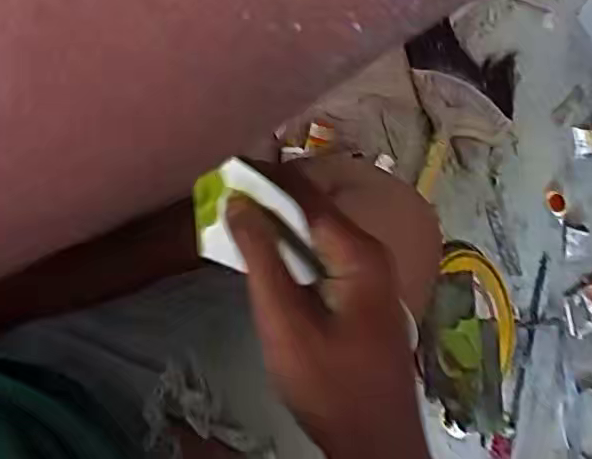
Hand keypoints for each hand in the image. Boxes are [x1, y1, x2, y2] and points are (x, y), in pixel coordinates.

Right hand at [228, 164, 427, 458]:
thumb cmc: (328, 384)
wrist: (374, 449)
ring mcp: (365, 270)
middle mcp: (367, 251)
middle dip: (261, 192)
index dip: (259, 173)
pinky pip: (313, 245)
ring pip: (308, 224)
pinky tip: (254, 241)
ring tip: (226, 206)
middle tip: (217, 185)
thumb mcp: (283, 318)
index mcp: (357, 252)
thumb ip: (259, 253)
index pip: (302, 192)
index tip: (220, 162)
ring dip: (268, 215)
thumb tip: (236, 198)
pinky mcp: (355, 287)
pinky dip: (281, 238)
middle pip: (307, 203)